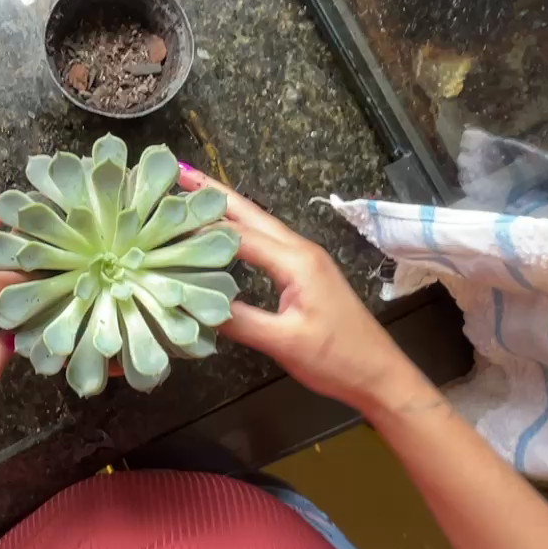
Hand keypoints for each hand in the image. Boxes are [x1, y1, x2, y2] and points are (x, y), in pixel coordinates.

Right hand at [180, 166, 423, 411]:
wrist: (380, 376)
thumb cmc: (337, 358)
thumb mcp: (284, 342)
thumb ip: (238, 320)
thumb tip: (191, 304)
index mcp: (296, 261)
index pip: (240, 234)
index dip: (203, 224)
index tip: (167, 211)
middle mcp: (299, 250)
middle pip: (250, 213)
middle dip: (214, 192)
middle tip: (179, 173)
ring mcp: (304, 258)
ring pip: (258, 223)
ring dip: (226, 207)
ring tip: (193, 193)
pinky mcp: (303, 272)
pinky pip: (265, 241)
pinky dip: (239, 229)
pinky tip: (223, 231)